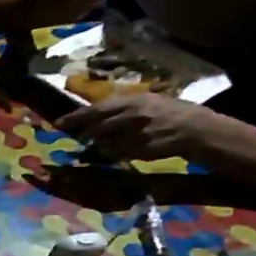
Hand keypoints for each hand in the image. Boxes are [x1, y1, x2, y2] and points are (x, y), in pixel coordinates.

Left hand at [55, 93, 216, 159]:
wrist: (197, 129)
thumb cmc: (172, 112)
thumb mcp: (148, 100)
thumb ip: (123, 106)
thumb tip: (96, 112)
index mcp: (133, 100)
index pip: (96, 109)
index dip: (75, 117)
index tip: (59, 123)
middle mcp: (132, 116)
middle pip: (97, 127)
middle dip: (83, 133)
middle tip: (74, 137)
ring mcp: (137, 134)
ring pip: (105, 143)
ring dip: (97, 146)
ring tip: (95, 146)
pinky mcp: (141, 150)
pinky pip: (118, 155)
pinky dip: (111, 154)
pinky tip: (112, 153)